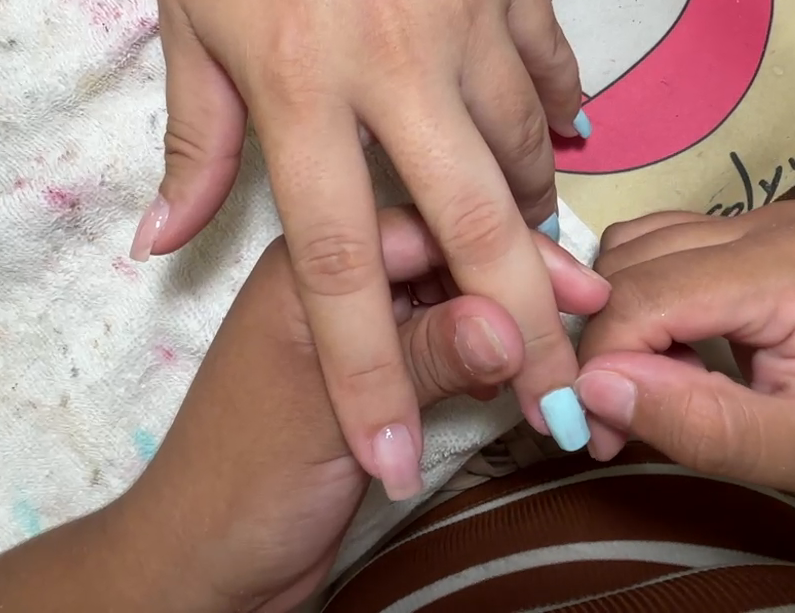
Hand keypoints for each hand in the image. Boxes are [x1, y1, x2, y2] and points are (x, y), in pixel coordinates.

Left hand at [122, 208, 610, 610]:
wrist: (206, 565)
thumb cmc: (247, 476)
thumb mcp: (334, 412)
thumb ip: (422, 359)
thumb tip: (512, 322)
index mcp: (310, 258)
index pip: (424, 229)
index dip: (501, 251)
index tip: (575, 285)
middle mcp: (340, 277)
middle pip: (444, 258)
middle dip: (515, 281)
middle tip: (588, 305)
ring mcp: (361, 323)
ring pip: (450, 299)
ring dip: (505, 321)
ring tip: (562, 346)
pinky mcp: (378, 369)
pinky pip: (443, 341)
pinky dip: (482, 354)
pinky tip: (511, 372)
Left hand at [145, 0, 590, 496]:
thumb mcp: (188, 23)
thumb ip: (196, 144)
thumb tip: (164, 242)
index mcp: (301, 85)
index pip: (338, 261)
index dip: (365, 373)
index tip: (392, 460)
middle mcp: (396, 61)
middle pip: (472, 225)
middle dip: (521, 332)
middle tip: (563, 403)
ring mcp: (465, 12)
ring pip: (524, 148)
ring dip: (530, 211)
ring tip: (528, 248)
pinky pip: (551, 66)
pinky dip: (556, 115)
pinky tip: (555, 138)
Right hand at [571, 204, 794, 569]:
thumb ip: (697, 422)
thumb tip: (590, 389)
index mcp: (792, 263)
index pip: (651, 292)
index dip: (604, 359)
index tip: (591, 430)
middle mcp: (768, 220)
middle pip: (634, 261)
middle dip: (605, 339)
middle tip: (607, 419)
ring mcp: (760, 223)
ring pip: (636, 248)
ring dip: (617, 316)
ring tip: (639, 388)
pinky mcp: (750, 242)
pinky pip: (660, 252)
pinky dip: (640, 301)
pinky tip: (662, 354)